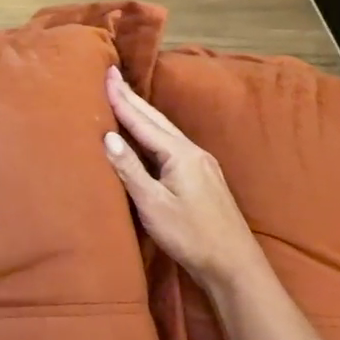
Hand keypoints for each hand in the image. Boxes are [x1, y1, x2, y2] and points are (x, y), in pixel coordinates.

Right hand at [101, 66, 265, 290]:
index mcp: (180, 154)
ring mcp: (201, 164)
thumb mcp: (153, 204)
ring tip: (124, 97)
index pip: (143, 121)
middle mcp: (193, 152)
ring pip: (165, 130)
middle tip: (112, 76)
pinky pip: (171, 142)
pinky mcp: (202, 176)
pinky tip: (146, 133)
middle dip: (132, 98)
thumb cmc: (190, 235)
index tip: (106, 75)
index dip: (121, 99)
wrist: (234, 264)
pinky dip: (153, 130)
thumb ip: (130, 169)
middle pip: (157, 119)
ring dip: (143, 112)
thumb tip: (109, 137)